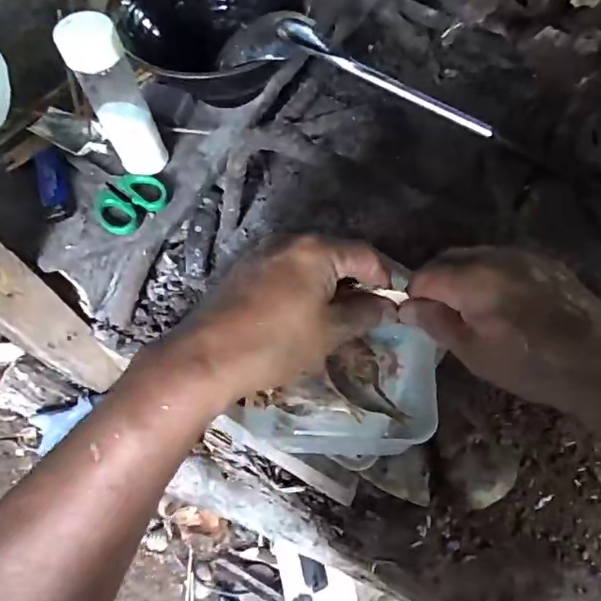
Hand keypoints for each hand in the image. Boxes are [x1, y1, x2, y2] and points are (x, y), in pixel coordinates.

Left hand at [152, 235, 398, 405]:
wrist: (206, 358)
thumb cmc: (276, 343)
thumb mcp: (330, 332)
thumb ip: (364, 313)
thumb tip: (387, 305)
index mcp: (314, 250)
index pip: (364, 253)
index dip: (385, 276)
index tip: (395, 302)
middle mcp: (287, 242)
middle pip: (335, 255)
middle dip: (357, 281)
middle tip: (369, 313)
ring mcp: (261, 254)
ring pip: (309, 265)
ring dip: (329, 287)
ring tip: (338, 318)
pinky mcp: (243, 272)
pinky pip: (286, 274)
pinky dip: (303, 290)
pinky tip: (304, 317)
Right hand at [400, 247, 600, 419]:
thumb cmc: (533, 366)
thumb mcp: (476, 354)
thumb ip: (438, 324)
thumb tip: (408, 307)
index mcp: (473, 278)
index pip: (426, 275)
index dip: (416, 296)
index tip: (419, 319)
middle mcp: (497, 256)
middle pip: (450, 258)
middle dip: (438, 282)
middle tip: (441, 315)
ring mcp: (526, 256)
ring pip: (479, 257)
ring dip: (464, 277)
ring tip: (471, 311)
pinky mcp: (548, 264)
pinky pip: (505, 262)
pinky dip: (491, 276)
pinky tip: (503, 304)